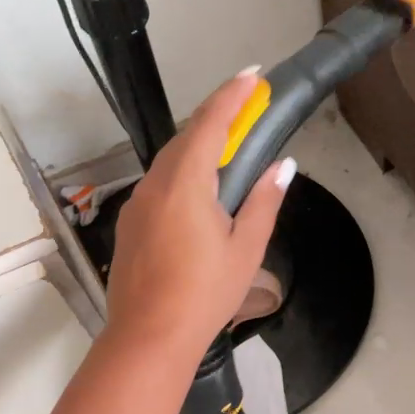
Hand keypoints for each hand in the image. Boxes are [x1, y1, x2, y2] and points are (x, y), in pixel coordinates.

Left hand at [102, 68, 292, 357]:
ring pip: (170, 161)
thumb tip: (283, 166)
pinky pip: (160, 185)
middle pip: (186, 138)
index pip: (210, 125)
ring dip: (199, 148)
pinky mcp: (131, 224)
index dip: (232, 96)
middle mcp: (155, 185)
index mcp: (185, 185)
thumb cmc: (205, 294)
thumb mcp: (247, 249)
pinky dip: (184, 174)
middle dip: (217, 119)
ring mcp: (138, 204)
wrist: (149, 336)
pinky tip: (202, 195)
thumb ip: (264, 202)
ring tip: (230, 153)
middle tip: (248, 111)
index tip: (252, 76)